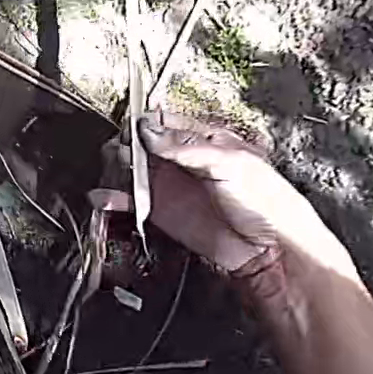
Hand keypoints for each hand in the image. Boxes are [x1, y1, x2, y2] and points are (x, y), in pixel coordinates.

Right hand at [99, 113, 357, 308]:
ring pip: (130, 170)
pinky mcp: (159, 211)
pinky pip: (128, 202)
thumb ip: (186, 147)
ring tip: (113, 171)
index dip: (143, 122)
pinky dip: (111, 199)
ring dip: (115, 168)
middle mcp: (181, 160)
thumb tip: (149, 132)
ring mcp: (168, 186)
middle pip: (140, 144)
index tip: (132, 128)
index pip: (163, 122)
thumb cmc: (266, 203)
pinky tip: (103, 198)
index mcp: (202, 140)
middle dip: (125, 144)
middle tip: (124, 152)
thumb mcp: (231, 163)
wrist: (269, 251)